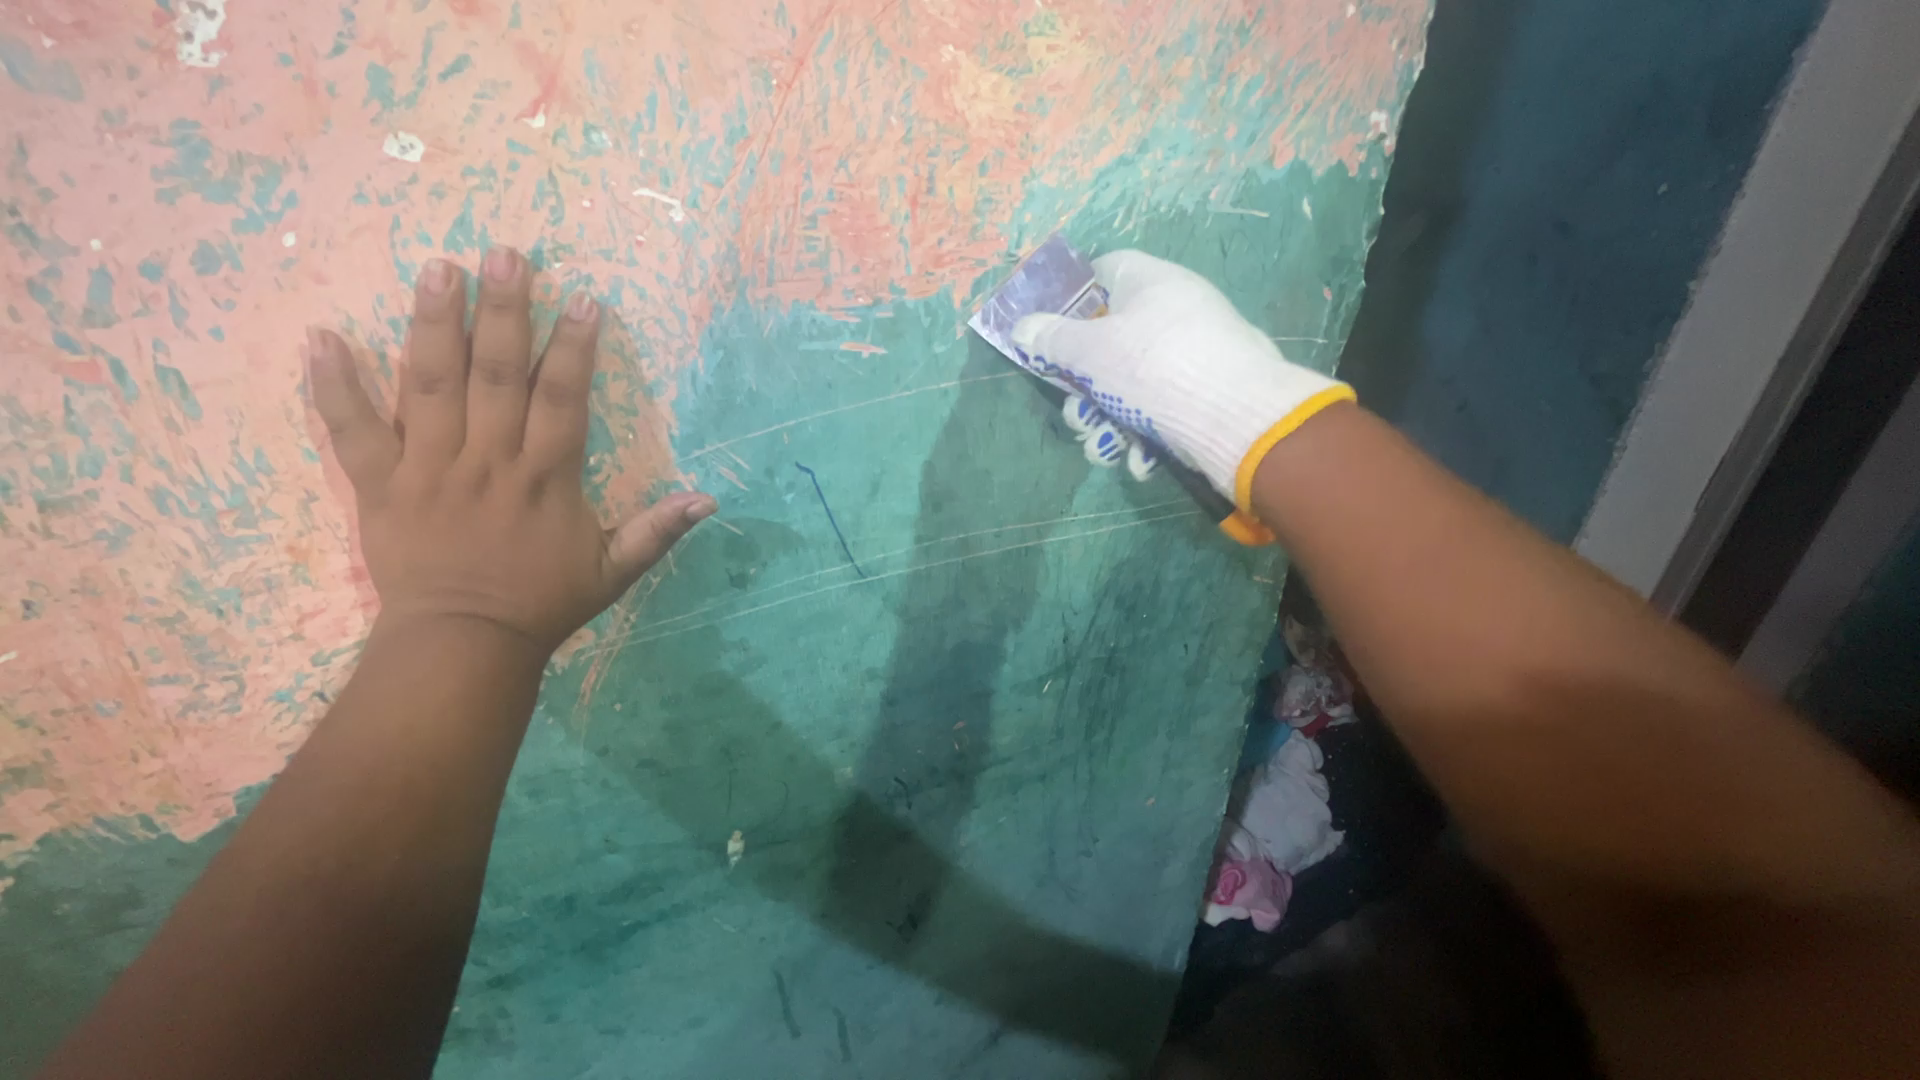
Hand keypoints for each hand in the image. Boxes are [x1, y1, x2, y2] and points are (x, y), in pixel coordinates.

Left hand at [305, 246, 715, 653]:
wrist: (463, 644)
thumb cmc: (543, 603)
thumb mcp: (614, 572)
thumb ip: (658, 532)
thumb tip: (709, 500)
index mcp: (545, 478)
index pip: (563, 399)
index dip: (574, 348)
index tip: (582, 299)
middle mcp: (489, 461)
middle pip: (498, 375)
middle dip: (504, 312)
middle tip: (504, 254)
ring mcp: (430, 469)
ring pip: (430, 386)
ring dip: (434, 325)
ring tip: (437, 269)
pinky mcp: (381, 485)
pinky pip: (352, 431)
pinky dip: (334, 386)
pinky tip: (324, 335)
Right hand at [1011, 250, 1353, 514]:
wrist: (1238, 419)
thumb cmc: (1154, 368)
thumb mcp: (1088, 353)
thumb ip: (1050, 340)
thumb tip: (1021, 327)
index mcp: (1150, 282)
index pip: (1103, 272)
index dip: (1071, 300)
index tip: (1050, 335)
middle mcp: (1176, 312)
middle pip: (1111, 341)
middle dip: (1084, 385)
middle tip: (1077, 413)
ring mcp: (1196, 356)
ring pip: (1132, 385)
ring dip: (1108, 421)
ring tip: (1105, 447)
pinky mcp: (1208, 397)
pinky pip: (1163, 410)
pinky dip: (1144, 436)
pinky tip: (1140, 459)